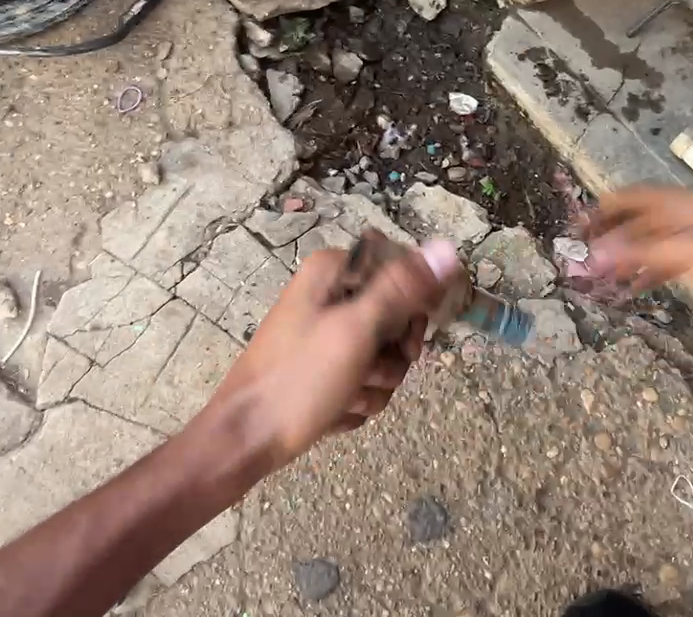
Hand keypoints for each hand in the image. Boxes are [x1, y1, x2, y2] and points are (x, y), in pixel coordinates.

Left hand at [203, 239, 455, 475]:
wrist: (243, 442)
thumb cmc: (299, 380)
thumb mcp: (357, 329)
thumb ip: (404, 287)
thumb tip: (449, 249)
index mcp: (335, 269)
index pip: (405, 269)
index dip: (415, 308)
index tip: (405, 339)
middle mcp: (333, 291)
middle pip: (400, 315)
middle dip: (392, 355)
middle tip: (370, 372)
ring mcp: (329, 330)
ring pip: (387, 352)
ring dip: (375, 383)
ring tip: (344, 397)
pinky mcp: (327, 364)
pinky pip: (368, 376)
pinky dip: (358, 397)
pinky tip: (335, 409)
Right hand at [584, 187, 692, 302]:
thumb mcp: (679, 251)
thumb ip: (634, 252)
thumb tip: (593, 253)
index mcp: (674, 203)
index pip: (628, 198)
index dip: (603, 210)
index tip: (580, 227)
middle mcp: (679, 215)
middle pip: (635, 221)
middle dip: (610, 238)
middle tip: (586, 255)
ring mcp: (689, 237)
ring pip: (647, 243)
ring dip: (625, 258)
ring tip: (603, 275)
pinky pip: (662, 261)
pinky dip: (645, 272)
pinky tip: (634, 288)